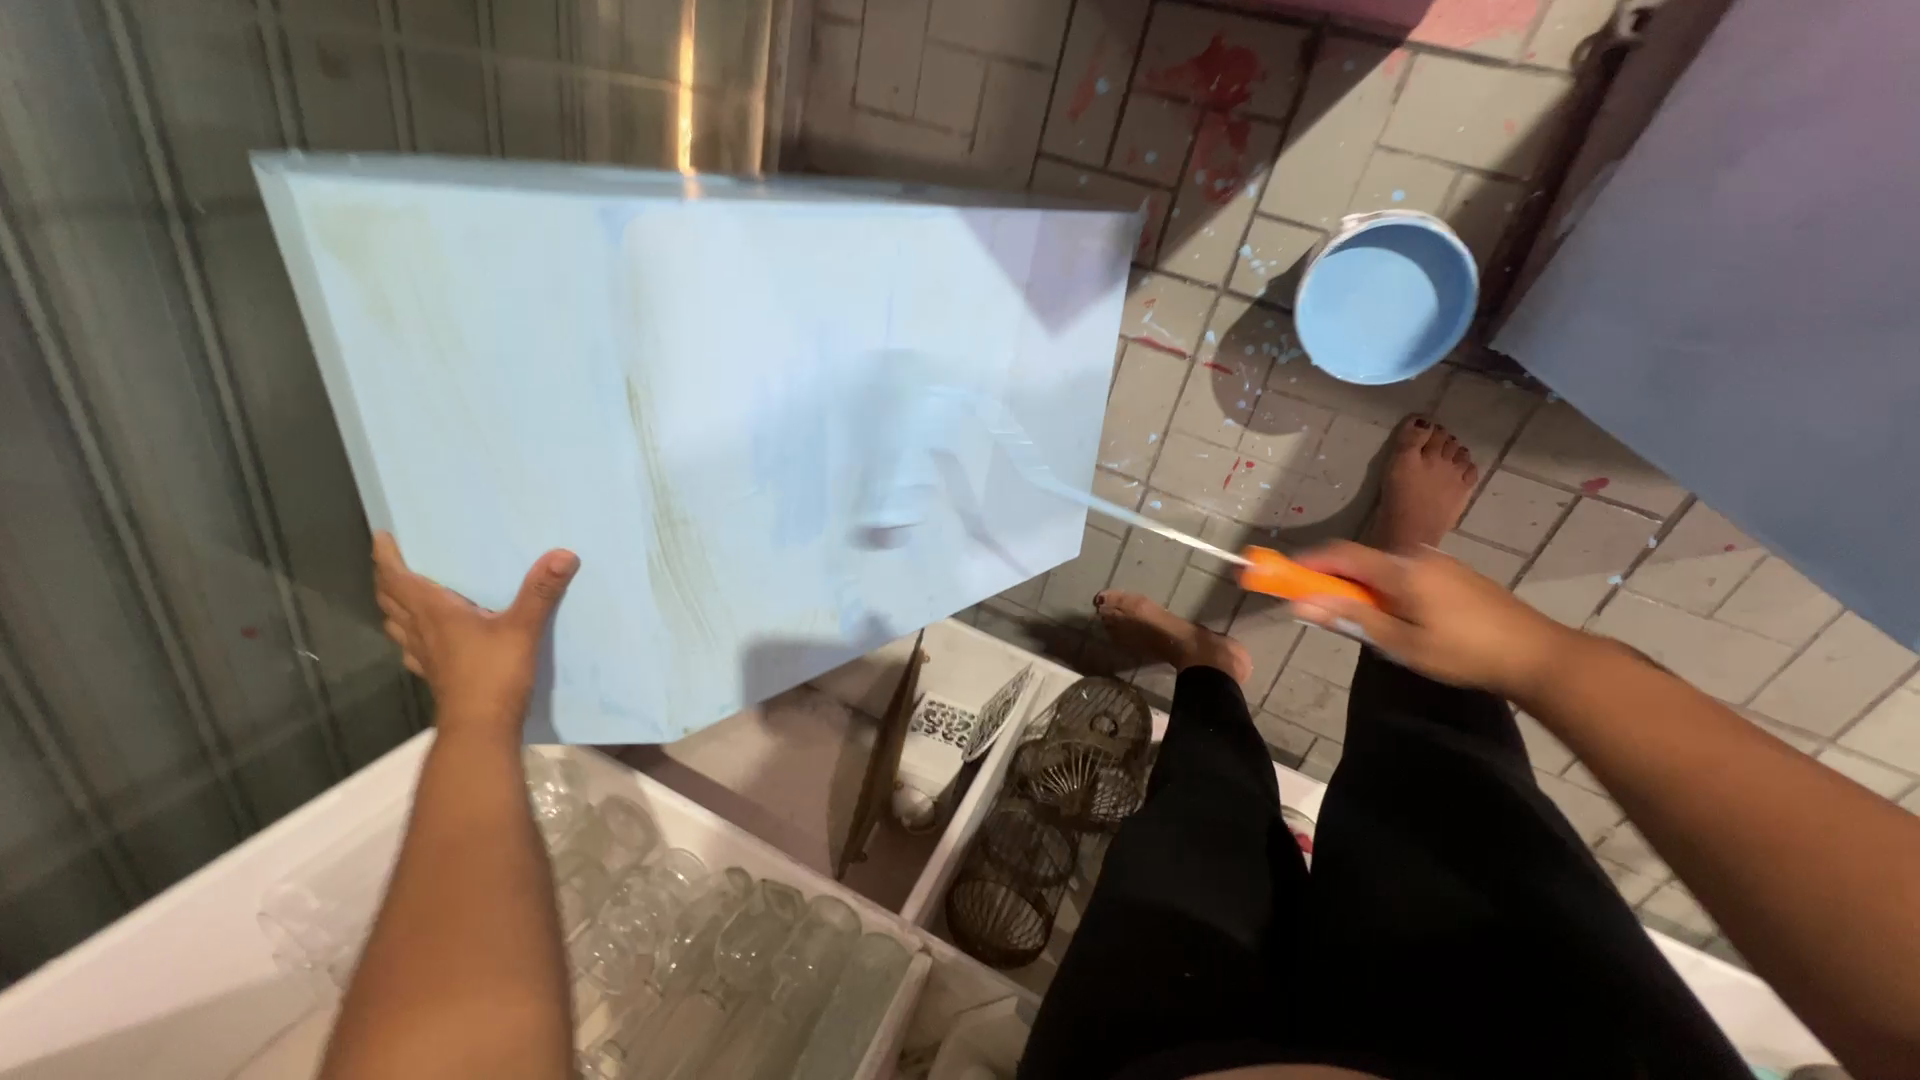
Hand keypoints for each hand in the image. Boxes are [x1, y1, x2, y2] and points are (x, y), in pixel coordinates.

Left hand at [372, 532, 579, 738]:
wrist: (480, 729)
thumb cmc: (493, 675)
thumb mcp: (522, 629)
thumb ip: (540, 591)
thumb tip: (564, 554)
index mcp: (435, 613)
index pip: (398, 578)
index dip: (386, 556)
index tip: (381, 536)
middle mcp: (421, 630)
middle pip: (390, 598)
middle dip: (387, 577)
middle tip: (392, 561)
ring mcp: (424, 655)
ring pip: (395, 623)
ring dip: (394, 605)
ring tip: (402, 595)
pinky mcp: (434, 675)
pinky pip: (411, 648)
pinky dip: (409, 635)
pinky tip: (421, 640)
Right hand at [1290, 540, 1575, 699]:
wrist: (1538, 654)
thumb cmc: (1464, 652)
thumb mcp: (1400, 642)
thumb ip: (1350, 618)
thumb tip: (1301, 604)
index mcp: (1400, 569)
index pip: (1340, 555)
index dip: (1306, 563)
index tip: (1279, 575)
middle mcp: (1416, 556)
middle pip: (1359, 560)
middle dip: (1330, 578)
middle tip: (1316, 606)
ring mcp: (1438, 563)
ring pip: (1383, 568)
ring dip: (1359, 586)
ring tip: (1358, 620)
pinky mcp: (1454, 574)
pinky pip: (1403, 574)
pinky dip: (1383, 588)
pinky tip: (1394, 616)